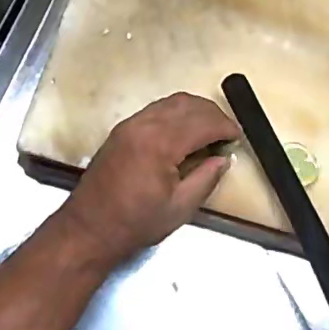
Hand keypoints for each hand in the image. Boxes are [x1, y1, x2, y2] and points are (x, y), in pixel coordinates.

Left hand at [52, 92, 237, 267]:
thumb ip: (206, 178)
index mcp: (159, 143)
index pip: (201, 122)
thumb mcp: (180, 207)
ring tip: (210, 129)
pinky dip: (175, 112)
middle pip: (186, 104)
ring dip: (194, 109)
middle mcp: (144, 125)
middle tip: (228, 131)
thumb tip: (223, 158)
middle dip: (212, 114)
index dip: (224, 126)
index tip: (238, 136)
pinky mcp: (122, 128)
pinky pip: (155, 109)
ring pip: (170, 102)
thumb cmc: (136, 222)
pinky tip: (185, 130)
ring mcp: (130, 124)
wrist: (90, 227)